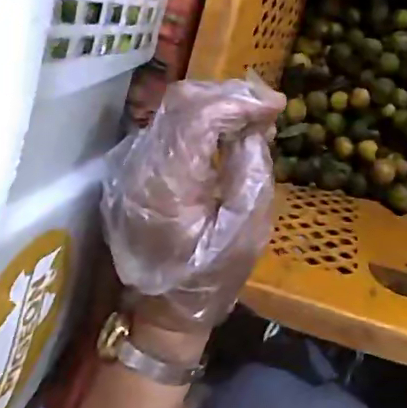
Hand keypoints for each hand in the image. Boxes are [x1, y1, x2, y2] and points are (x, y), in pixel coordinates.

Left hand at [99, 77, 287, 331]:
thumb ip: (251, 171)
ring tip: (251, 116)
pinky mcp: (131, 168)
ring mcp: (129, 166)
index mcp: (167, 184)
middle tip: (266, 107)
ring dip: (216, 104)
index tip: (277, 105)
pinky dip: (200, 119)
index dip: (240, 102)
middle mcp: (139, 166)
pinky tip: (225, 130)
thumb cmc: (208, 278)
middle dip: (230, 96)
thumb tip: (253, 126)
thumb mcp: (246, 231)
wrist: (160, 312)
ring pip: (174, 109)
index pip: (200, 117)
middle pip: (183, 102)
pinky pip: (168, 127)